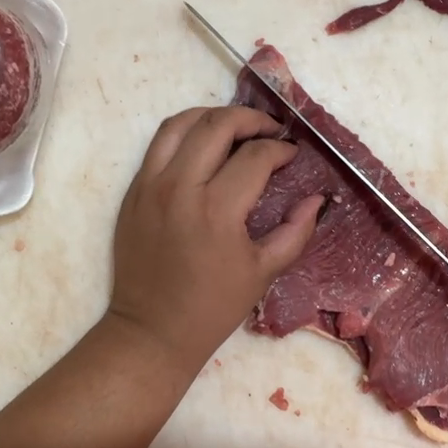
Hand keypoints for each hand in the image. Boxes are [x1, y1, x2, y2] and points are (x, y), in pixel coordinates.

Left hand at [108, 107, 322, 373]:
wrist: (152, 330)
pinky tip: (202, 147)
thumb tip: (316, 198)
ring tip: (234, 128)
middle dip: (251, 119)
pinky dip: (183, 135)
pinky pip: (157, 146)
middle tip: (269, 131)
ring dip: (212, 116)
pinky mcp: (132, 192)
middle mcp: (179, 187)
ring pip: (179, 124)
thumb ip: (295, 231)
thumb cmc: (212, 306)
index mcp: (216, 210)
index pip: (254, 156)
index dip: (280, 149)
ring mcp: (149, 186)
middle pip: (216, 125)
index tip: (292, 155)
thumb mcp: (264, 272)